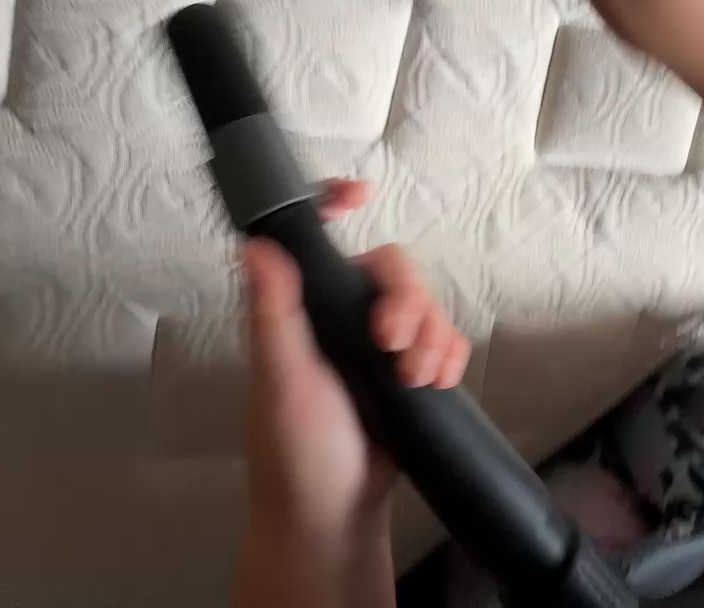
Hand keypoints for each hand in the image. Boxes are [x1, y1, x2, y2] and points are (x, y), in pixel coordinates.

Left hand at [232, 179, 471, 607]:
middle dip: (404, 301)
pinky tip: (438, 379)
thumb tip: (255, 246)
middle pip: (392, 268)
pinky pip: (445, 335)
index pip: (316, 240)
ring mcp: (379, 338)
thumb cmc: (294, 450)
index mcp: (304, 308)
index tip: (359, 193)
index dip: (334, 204)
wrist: (339, 510)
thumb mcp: (280, 380)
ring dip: (429, 334)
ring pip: (424, 301)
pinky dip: (448, 352)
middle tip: (393, 343)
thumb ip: (273, 313)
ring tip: (415, 377)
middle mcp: (343, 314)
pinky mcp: (411, 362)